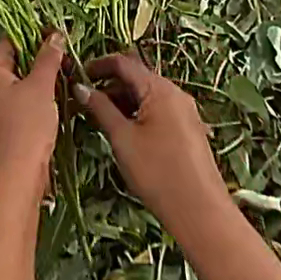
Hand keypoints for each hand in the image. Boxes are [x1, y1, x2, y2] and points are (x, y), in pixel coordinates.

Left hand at [0, 33, 65, 194]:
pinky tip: (65, 96)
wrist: (17, 176)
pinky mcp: (11, 119)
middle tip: (70, 55)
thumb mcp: (39, 87)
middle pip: (19, 58)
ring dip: (47, 76)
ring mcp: (0, 101)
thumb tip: (55, 35)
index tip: (60, 33)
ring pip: (26, 79)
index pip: (12, 38)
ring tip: (72, 74)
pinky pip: (28, 97)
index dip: (35, 32)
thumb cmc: (25, 126)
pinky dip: (44, 94)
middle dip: (44, 55)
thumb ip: (47, 59)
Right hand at [74, 52, 225, 218]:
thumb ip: (100, 107)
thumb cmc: (158, 172)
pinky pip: (157, 109)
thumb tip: (80, 87)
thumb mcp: (122, 137)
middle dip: (108, 84)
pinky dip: (137, 112)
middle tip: (85, 100)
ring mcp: (185, 112)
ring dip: (121, 100)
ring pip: (146, 94)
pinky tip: (124, 132)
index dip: (96, 65)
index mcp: (159, 89)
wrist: (203, 216)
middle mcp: (175, 94)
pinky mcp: (188, 130)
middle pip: (135, 77)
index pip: (122, 62)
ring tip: (100, 118)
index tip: (77, 76)